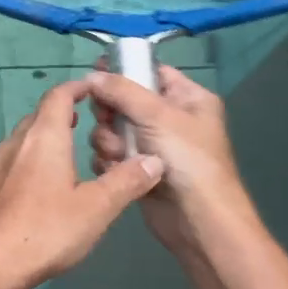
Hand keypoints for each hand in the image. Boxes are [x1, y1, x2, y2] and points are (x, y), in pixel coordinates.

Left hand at [0, 79, 166, 288]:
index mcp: (43, 138)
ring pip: (23, 139)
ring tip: (68, 151)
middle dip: (62, 113)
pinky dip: (29, 159)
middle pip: (38, 116)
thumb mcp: (98, 207)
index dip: (76, 88)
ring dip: (44, 137)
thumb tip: (154, 159)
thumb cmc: (48, 229)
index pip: (58, 98)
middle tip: (86, 121)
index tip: (94, 89)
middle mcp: (16, 143)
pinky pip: (11, 161)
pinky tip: (40, 182)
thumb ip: (127, 181)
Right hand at [87, 65, 259, 256]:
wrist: (197, 218)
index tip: (94, 75)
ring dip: (108, 140)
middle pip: (123, 100)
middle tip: (108, 122)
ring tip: (118, 154)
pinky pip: (111, 153)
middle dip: (110, 114)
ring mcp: (153, 144)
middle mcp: (169, 118)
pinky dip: (109, 160)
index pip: (150, 71)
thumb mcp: (157, 115)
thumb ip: (121, 91)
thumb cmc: (188, 159)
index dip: (122, 70)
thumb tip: (90, 76)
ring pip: (111, 128)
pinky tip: (115, 168)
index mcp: (187, 98)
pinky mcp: (138, 167)